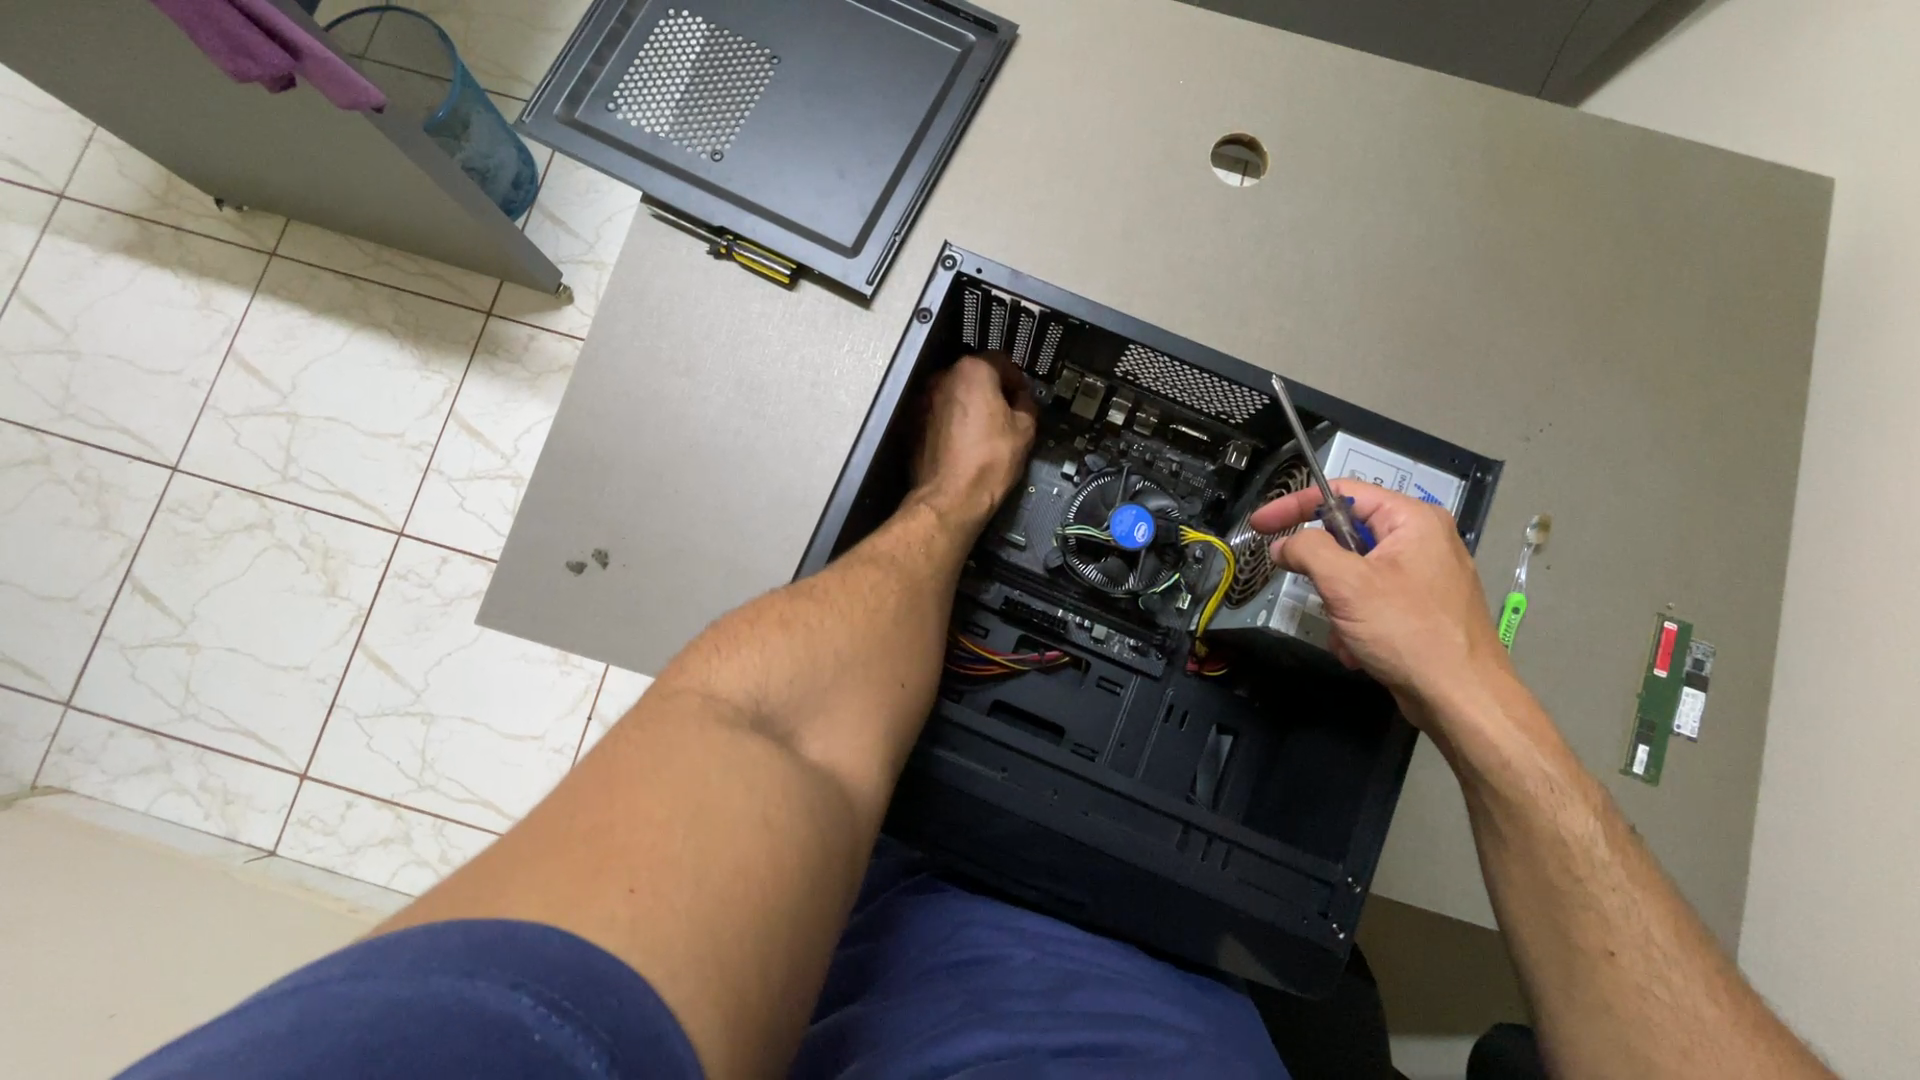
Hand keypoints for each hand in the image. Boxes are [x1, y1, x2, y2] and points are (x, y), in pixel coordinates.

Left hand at [912, 354, 1038, 528]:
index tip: (1024, 394)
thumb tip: (1024, 401)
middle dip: (992, 390)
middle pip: (974, 375)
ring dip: (971, 406)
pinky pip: (939, 415)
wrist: (950, 498)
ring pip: (955, 395)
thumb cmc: (987, 464)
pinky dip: (952, 422)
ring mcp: (924, 401)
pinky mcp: (913, 424)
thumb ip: (1027, 405)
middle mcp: (943, 380)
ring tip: (987, 431)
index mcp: (973, 372)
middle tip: (1008, 412)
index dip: (1017, 378)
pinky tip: (966, 443)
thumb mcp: (1025, 430)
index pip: (1001, 361)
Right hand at [1249, 480, 1511, 731]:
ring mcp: (1423, 576)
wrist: (1461, 697)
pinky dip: (1354, 623)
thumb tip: (1285, 544)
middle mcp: (1422, 540)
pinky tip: (1361, 649)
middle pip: (1347, 536)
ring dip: (1337, 606)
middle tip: (1312, 590)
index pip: (1341, 493)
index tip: (1260, 525)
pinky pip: (1370, 602)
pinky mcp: (1420, 608)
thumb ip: (1308, 550)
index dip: (1294, 505)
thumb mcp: (1346, 584)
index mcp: (1412, 520)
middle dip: (1323, 573)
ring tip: (1347, 631)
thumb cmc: (1408, 631)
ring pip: (1353, 575)